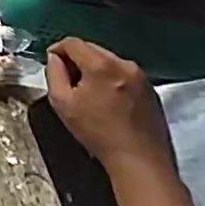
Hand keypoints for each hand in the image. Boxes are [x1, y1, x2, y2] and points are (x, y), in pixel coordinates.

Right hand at [46, 38, 174, 174]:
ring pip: (109, 60)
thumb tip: (55, 58)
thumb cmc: (97, 132)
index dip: (58, 49)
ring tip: (89, 91)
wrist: (140, 162)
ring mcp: (141, 76)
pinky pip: (124, 73)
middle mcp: (123, 64)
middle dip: (77, 59)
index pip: (73, 42)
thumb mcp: (62, 103)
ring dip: (95, 68)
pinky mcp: (152, 89)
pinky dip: (112, 79)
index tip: (52, 64)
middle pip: (92, 49)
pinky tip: (109, 100)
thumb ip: (54, 73)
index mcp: (101, 65)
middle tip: (69, 79)